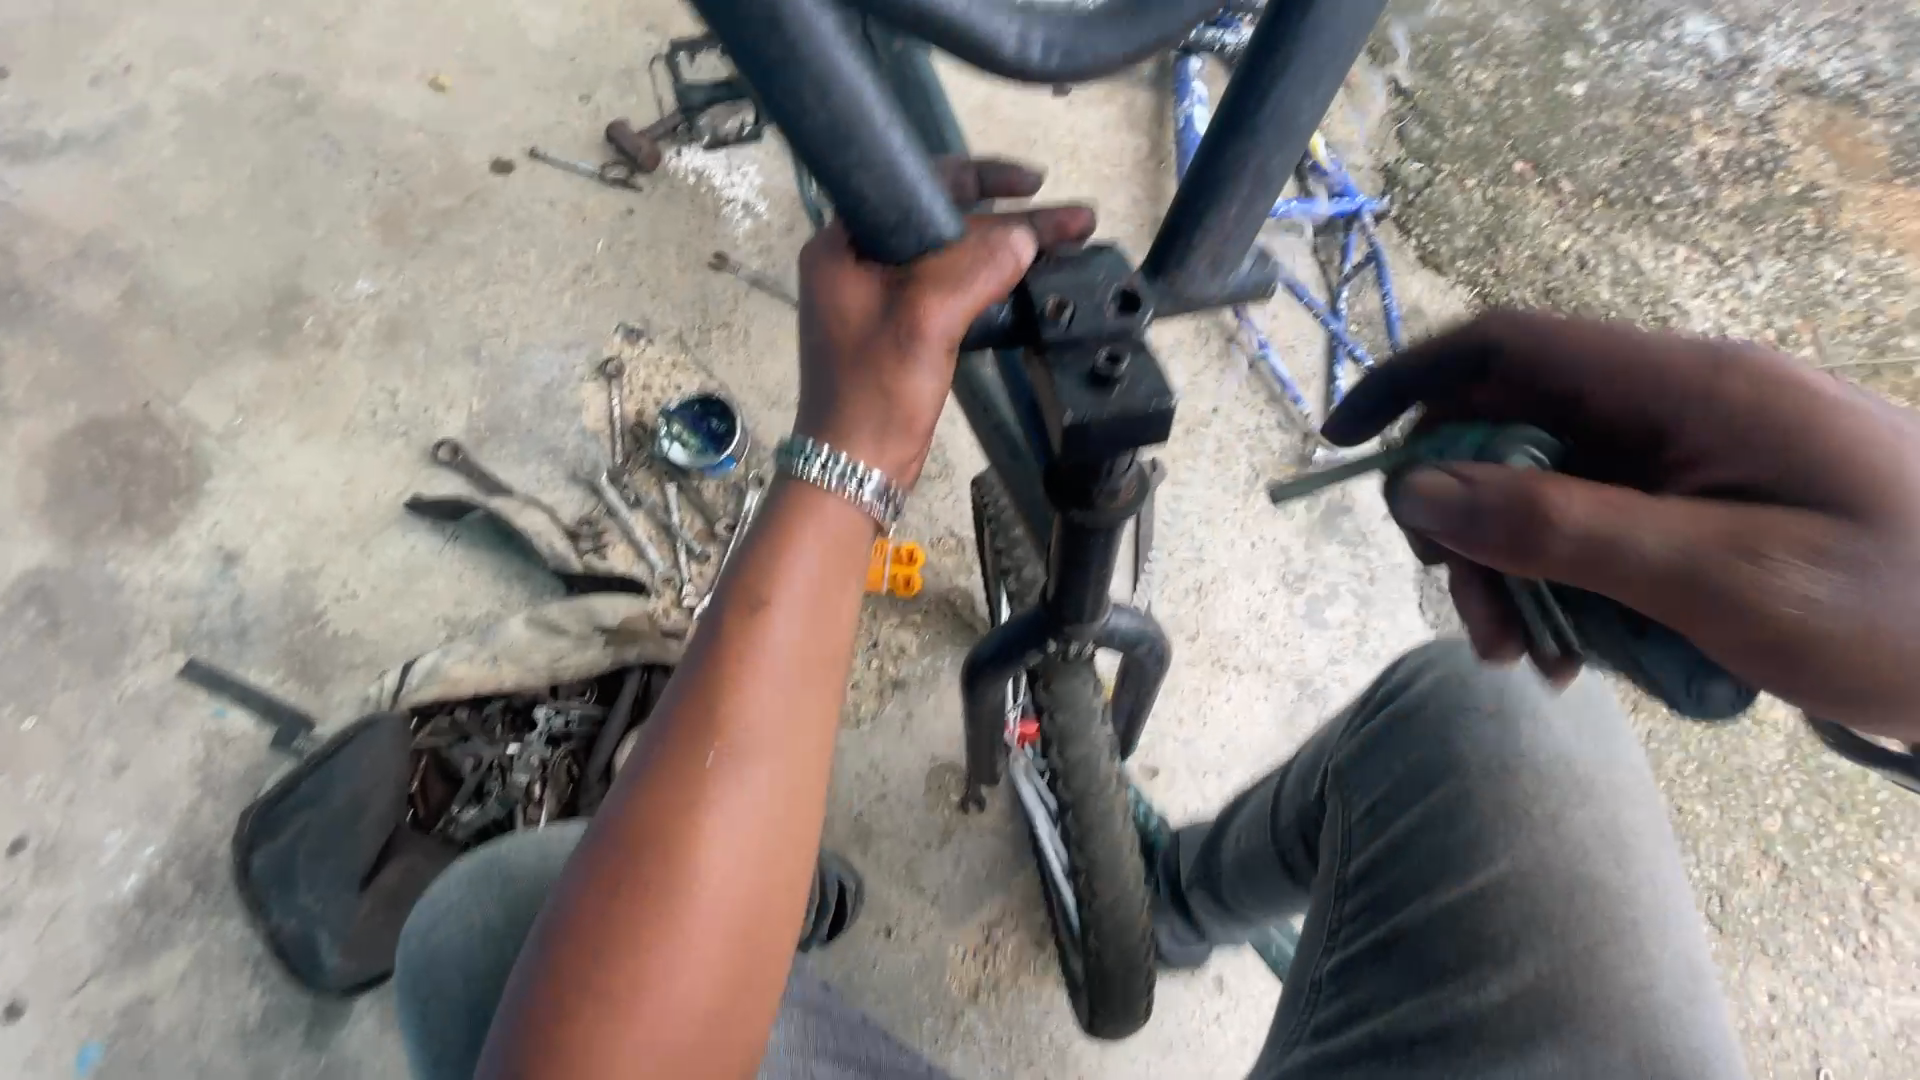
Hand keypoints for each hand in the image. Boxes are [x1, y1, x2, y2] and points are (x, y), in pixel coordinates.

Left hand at [793, 158, 1094, 486]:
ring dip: (1005, 253)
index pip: (916, 185)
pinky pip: (951, 292)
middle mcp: (860, 261)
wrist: (856, 466)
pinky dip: (989, 285)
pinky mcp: (903, 329)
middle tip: (1073, 220)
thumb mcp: (924, 321)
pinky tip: (1028, 280)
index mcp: (844, 244)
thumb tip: (1026, 237)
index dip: (979, 177)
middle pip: (943, 223)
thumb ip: (975, 269)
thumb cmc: (876, 393)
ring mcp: (882, 298)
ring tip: (1068, 245)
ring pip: (952, 259)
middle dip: (1008, 222)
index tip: (1032, 183)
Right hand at [1324, 311, 1919, 738]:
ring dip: (1502, 571)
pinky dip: (1547, 585)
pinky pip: (1572, 526)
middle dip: (1458, 521)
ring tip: (1526, 656)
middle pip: (1499, 431)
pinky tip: (1567, 649)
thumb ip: (1557, 527)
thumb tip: (1413, 490)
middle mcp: (1666, 405)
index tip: (1341, 441)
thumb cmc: (1914, 616)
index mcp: (1685, 388)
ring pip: (1526, 490)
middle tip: (1469, 609)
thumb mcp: (1721, 579)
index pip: (1502, 346)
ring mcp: (1674, 454)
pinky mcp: (1680, 499)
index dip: (1406, 382)